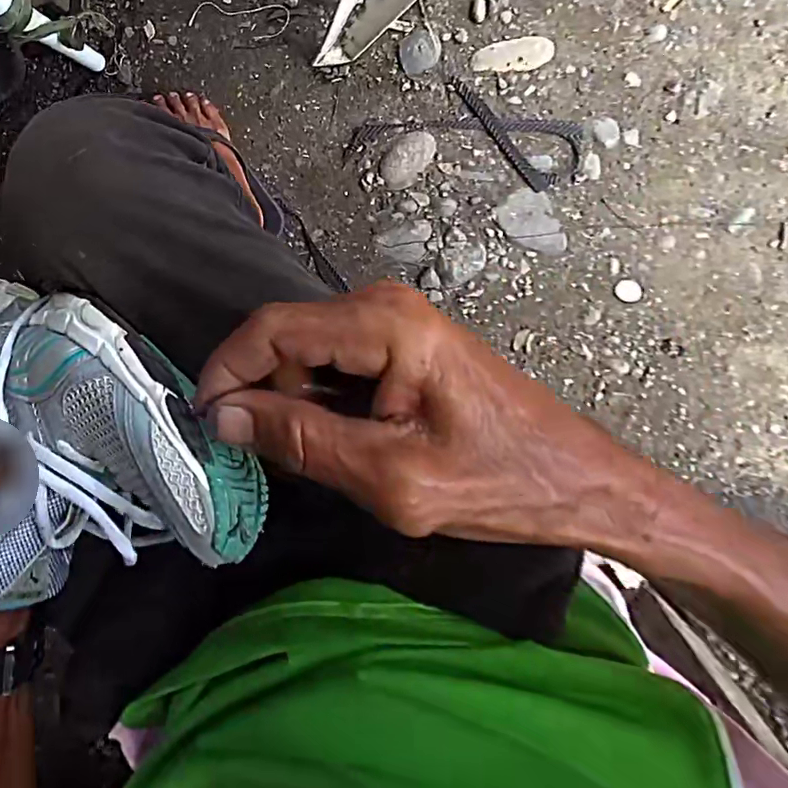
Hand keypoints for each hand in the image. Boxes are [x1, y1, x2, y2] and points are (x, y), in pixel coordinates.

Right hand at [195, 282, 669, 548]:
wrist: (583, 482)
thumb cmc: (503, 483)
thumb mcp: (392, 478)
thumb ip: (301, 442)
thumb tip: (223, 417)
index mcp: (387, 325)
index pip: (273, 329)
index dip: (227, 370)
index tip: (204, 419)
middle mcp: (381, 303)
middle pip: (282, 336)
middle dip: (259, 392)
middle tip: (260, 451)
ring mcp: (389, 316)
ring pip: (300, 350)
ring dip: (286, 401)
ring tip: (309, 454)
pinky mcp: (393, 337)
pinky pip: (326, 359)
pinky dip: (312, 399)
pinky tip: (333, 437)